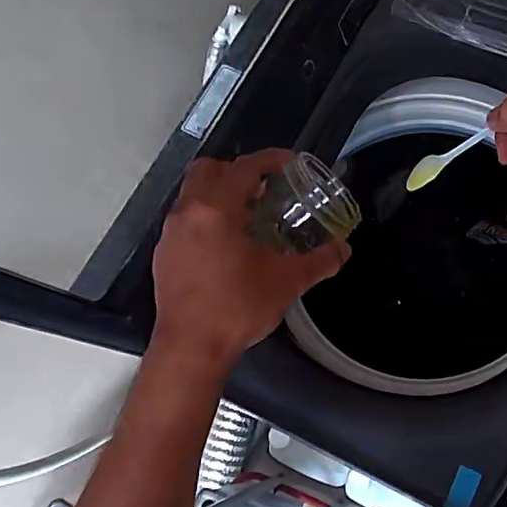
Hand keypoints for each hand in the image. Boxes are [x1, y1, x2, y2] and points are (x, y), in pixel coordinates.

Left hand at [152, 149, 350, 365]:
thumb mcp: (287, 282)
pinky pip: (184, 221)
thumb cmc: (236, 308)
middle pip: (209, 170)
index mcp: (216, 209)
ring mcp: (170, 234)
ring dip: (219, 195)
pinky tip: (226, 246)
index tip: (289, 163)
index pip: (244, 167)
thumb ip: (319, 261)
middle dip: (237, 171)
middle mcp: (187, 213)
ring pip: (193, 195)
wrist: (191, 347)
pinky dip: (205, 220)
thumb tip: (342, 250)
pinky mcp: (164, 255)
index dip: (271, 159)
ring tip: (248, 217)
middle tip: (264, 189)